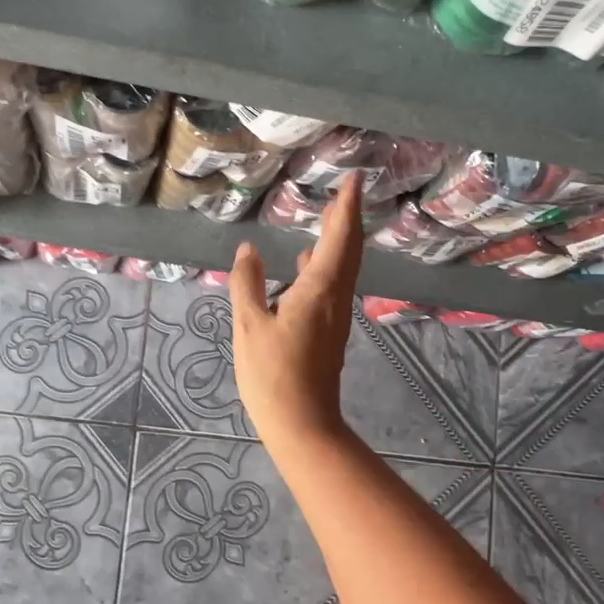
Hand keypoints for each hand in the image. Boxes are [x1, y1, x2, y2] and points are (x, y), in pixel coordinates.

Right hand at [230, 178, 364, 444]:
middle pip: (349, 251)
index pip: (339, 238)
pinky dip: (328, 264)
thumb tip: (249, 250)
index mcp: (319, 290)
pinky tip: (311, 264)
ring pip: (344, 268)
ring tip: (332, 217)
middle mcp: (335, 299)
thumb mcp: (249, 325)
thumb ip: (248, 284)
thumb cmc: (272, 374)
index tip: (355, 179)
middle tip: (346, 191)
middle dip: (348, 219)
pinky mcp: (328, 333)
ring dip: (341, 240)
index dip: (347, 207)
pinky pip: (333, 285)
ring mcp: (335, 317)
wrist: (302, 423)